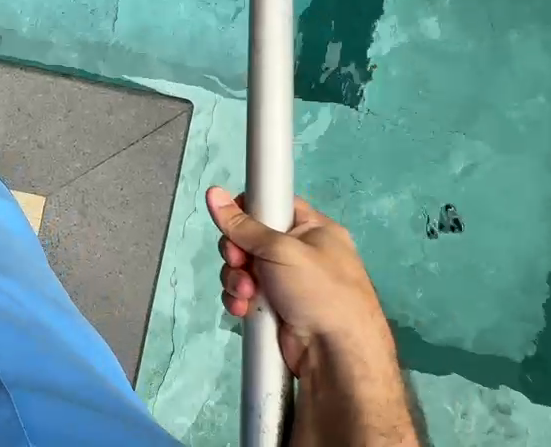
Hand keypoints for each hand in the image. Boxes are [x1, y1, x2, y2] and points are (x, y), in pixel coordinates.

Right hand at [204, 187, 391, 376]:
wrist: (338, 358)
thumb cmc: (320, 293)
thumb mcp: (281, 250)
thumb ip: (242, 224)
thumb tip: (212, 192)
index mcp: (314, 230)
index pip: (272, 203)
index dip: (248, 209)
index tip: (232, 220)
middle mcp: (299, 253)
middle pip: (249, 235)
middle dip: (236, 251)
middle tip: (238, 261)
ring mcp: (286, 280)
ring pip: (242, 264)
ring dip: (236, 277)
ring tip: (246, 293)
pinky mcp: (274, 304)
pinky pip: (244, 290)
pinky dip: (239, 297)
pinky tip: (244, 307)